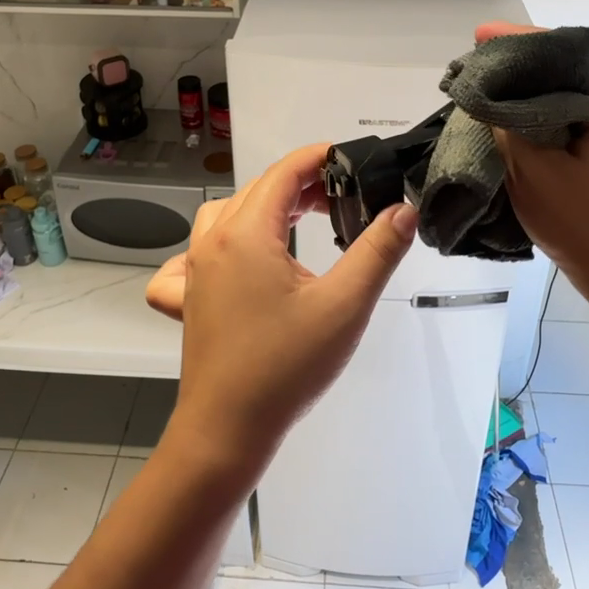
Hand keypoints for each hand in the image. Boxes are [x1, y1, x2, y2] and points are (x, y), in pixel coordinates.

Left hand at [148, 143, 417, 461]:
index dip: (318, 159)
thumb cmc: (285, 367)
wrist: (227, 429)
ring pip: (225, 215)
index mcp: (246, 233)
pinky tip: (236, 265)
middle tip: (340, 202)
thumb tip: (401, 210)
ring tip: (297, 225)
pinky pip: (192, 256)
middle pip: (256, 191)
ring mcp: (194, 270)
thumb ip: (376, 252)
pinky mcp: (187, 299)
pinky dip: (217, 246)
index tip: (350, 162)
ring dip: (262, 209)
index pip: (283, 172)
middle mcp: (212, 242)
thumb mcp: (344, 306)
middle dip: (299, 185)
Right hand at [475, 21, 588, 289]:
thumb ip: (510, 128)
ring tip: (497, 93)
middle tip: (482, 66)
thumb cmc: (588, 229)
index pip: (567, 50)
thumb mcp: (535, 175)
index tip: (480, 36)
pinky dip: (556, 114)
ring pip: (583, 96)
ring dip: (542, 90)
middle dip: (528, 63)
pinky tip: (526, 125)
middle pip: (577, 69)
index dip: (521, 39)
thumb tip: (491, 100)